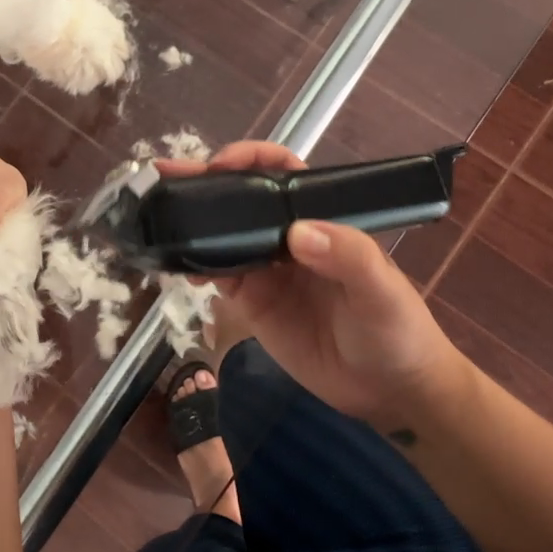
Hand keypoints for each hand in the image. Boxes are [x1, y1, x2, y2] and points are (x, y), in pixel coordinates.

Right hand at [159, 141, 468, 427]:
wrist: (391, 392)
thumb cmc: (396, 329)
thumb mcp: (381, 290)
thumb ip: (348, 257)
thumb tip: (296, 233)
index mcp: (318, 217)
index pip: (279, 172)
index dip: (249, 159)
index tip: (222, 165)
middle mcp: (285, 235)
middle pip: (239, 197)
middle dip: (202, 181)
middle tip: (165, 173)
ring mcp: (264, 268)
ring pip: (220, 232)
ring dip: (189, 220)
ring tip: (156, 215)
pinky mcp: (250, 301)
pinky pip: (215, 273)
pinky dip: (192, 265)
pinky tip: (175, 266)